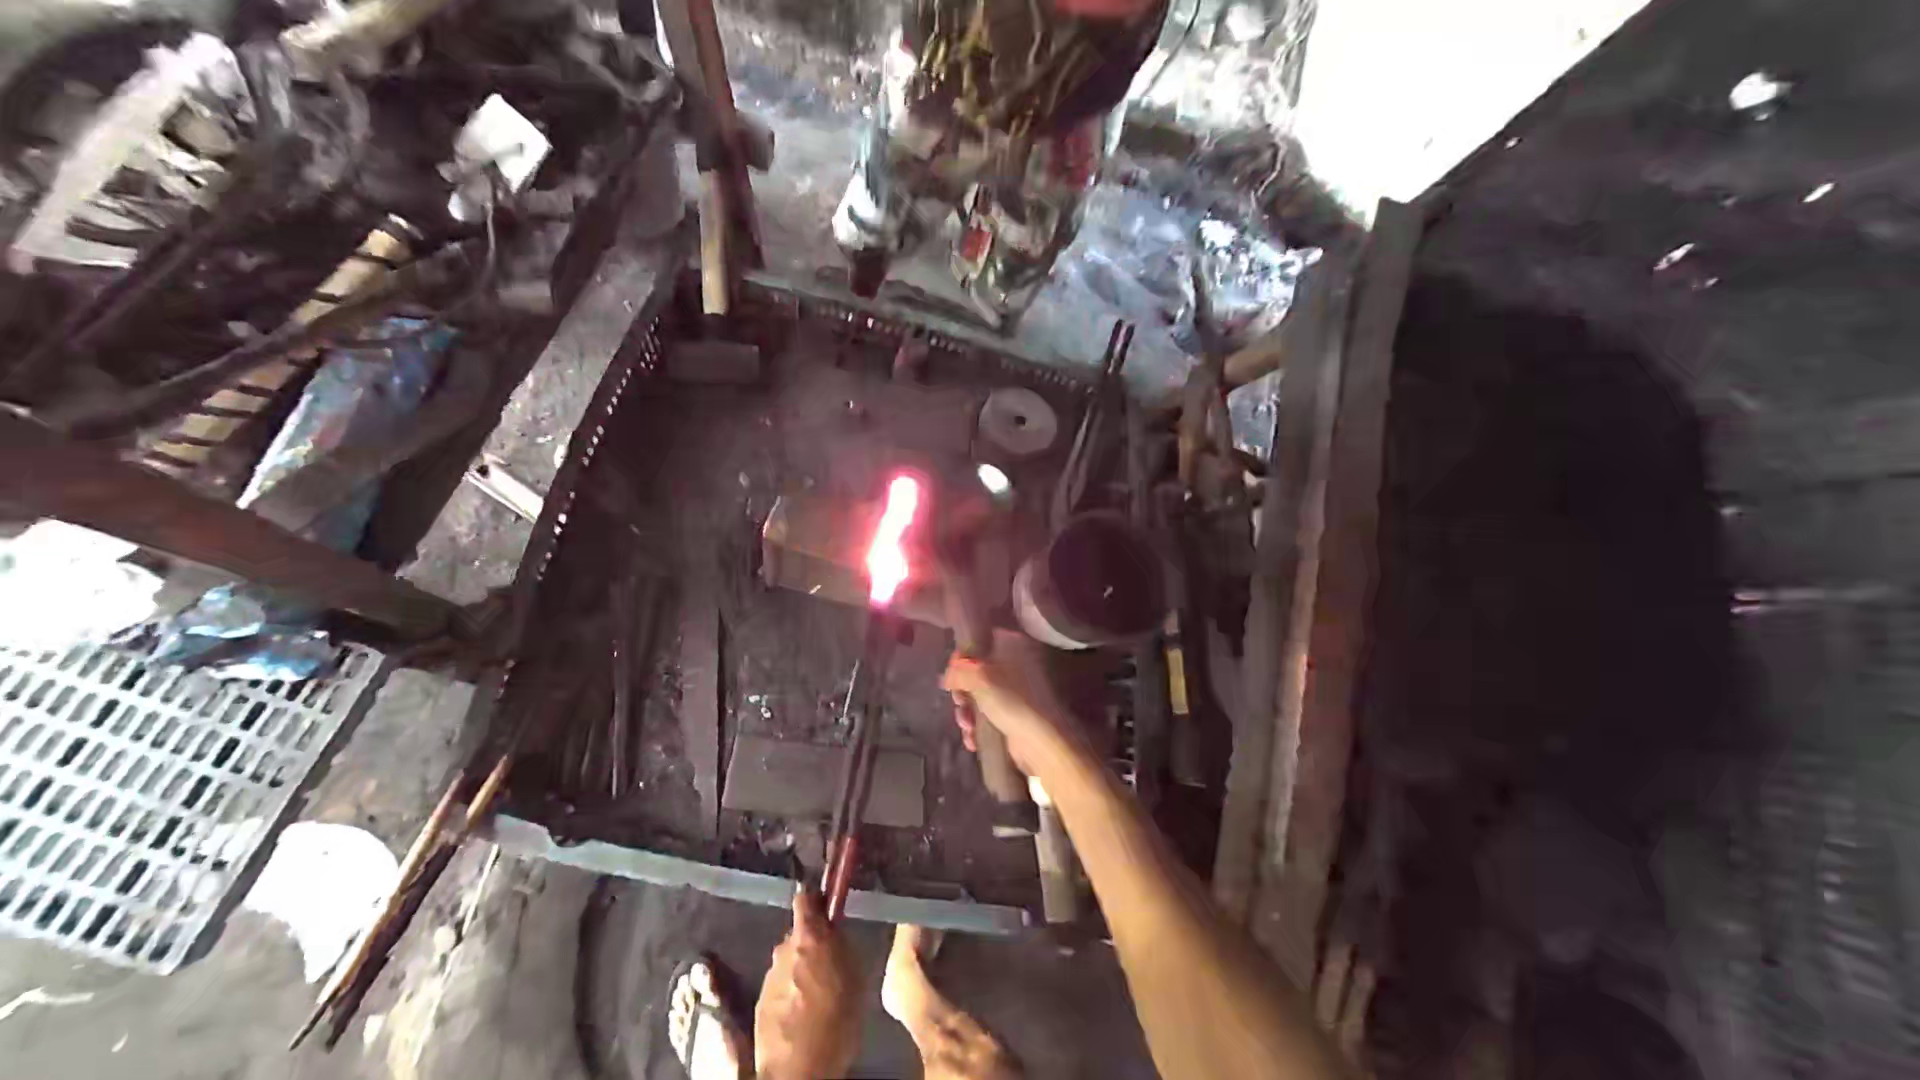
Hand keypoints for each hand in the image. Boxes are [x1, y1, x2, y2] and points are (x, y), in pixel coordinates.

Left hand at [754, 886, 861, 1079]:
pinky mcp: (760, 1004)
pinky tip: (802, 1013)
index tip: (826, 904)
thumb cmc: (837, 1022)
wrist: (798, 1072)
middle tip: (830, 963)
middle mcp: (784, 951)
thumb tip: (836, 932)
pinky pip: (780, 987)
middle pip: (798, 935)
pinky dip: (790, 993)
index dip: (815, 899)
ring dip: (800, 970)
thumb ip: (843, 947)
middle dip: (812, 943)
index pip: (805, 898)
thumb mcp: (857, 978)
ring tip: (817, 995)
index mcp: (809, 938)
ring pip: (788, 962)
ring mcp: (769, 978)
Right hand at [943, 630, 1087, 776]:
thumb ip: (958, 671)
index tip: (951, 675)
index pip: (979, 641)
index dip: (962, 658)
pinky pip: (987, 715)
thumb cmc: (1011, 700)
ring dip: (967, 713)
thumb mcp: (979, 677)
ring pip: (979, 696)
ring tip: (968, 727)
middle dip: (963, 692)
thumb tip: (948, 675)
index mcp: (1012, 645)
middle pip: (975, 672)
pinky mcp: (1014, 714)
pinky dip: (978, 727)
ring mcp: (1015, 691)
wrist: (1040, 740)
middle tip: (960, 703)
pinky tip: (974, 739)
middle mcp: (1015, 663)